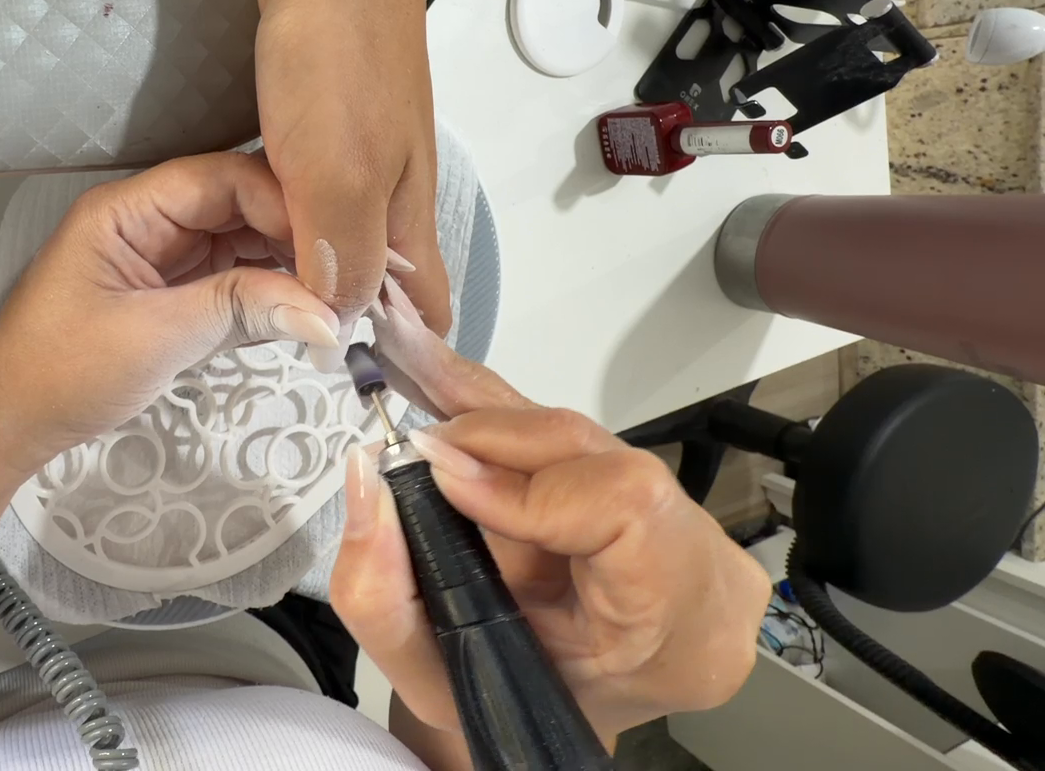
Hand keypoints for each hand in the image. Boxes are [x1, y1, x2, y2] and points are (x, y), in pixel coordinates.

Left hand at [0, 152, 340, 475]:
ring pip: (240, 241)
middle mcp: (149, 222)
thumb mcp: (151, 337)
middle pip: (237, 205)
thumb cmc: (59, 372)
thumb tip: (325, 312)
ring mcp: (163, 257)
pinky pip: (231, 278)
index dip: (281, 203)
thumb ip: (237, 310)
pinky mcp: (172, 293)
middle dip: (293, 234)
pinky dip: (267, 293)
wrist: (13, 421)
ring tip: (340, 294)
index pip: (220, 179)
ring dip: (287, 265)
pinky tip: (304, 308)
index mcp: (128, 211)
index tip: (332, 247)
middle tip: (351, 272)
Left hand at [255, 0, 451, 344]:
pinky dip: (293, 237)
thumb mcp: (338, 172)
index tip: (355, 390)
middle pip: (383, 282)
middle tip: (295, 358)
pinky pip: (314, 206)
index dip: (401, 355)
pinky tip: (260, 248)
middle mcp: (389, 197)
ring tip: (271, 319)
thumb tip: (343, 317)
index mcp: (404, 217)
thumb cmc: (337, 67)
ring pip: (343, 242)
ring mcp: (357, 163)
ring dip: (315, 280)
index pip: (426, 307)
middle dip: (348, 324)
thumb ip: (345, 250)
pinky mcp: (326, 136)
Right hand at [331, 301, 768, 747]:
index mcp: (676, 635)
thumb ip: (377, 589)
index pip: (625, 509)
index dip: (525, 484)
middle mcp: (696, 562)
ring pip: (567, 428)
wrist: (537, 705)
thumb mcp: (420, 678)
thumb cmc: (493, 705)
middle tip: (409, 435)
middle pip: (593, 450)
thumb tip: (365, 471)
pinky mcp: (629, 481)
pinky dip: (481, 397)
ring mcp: (673, 515)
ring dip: (474, 405)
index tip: (438, 473)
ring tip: (400, 355)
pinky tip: (427, 360)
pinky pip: (554, 425)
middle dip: (485, 432)